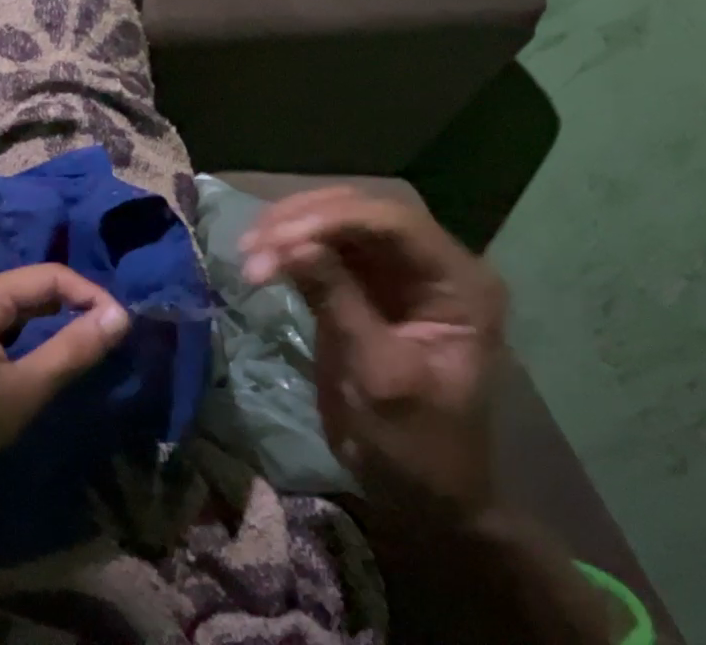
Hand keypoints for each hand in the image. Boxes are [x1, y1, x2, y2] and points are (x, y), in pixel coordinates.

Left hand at [0, 265, 131, 501]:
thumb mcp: (25, 391)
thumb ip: (73, 349)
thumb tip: (120, 315)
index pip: (50, 276)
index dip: (91, 295)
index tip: (122, 326)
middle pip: (34, 284)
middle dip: (75, 305)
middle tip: (111, 337)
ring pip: (20, 301)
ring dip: (55, 318)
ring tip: (89, 343)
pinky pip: (4, 317)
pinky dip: (32, 330)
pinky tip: (50, 350)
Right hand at [240, 188, 507, 526]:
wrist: (418, 493)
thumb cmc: (414, 443)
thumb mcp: (378, 374)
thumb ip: (337, 301)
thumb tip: (290, 243)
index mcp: (458, 283)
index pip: (394, 223)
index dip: (331, 221)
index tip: (274, 244)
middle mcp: (429, 265)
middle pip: (361, 211)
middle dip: (303, 221)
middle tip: (251, 247)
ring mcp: (393, 274)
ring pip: (335, 222)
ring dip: (287, 229)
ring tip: (247, 253)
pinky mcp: (359, 287)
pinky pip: (320, 248)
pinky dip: (286, 249)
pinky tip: (256, 259)